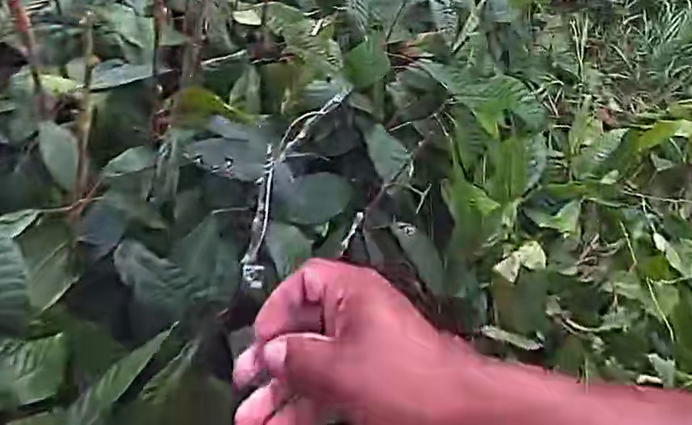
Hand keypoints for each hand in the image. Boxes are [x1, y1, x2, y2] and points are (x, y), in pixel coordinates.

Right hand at [231, 259, 481, 424]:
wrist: (448, 405)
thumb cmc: (396, 375)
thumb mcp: (339, 365)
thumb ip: (299, 356)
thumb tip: (270, 351)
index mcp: (353, 290)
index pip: (306, 280)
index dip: (277, 306)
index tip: (258, 340)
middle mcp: (355, 310)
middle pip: (303, 323)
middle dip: (271, 356)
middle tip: (242, 385)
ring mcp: (361, 343)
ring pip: (310, 359)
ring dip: (278, 389)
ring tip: (249, 419)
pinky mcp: (365, 374)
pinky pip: (324, 381)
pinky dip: (300, 403)